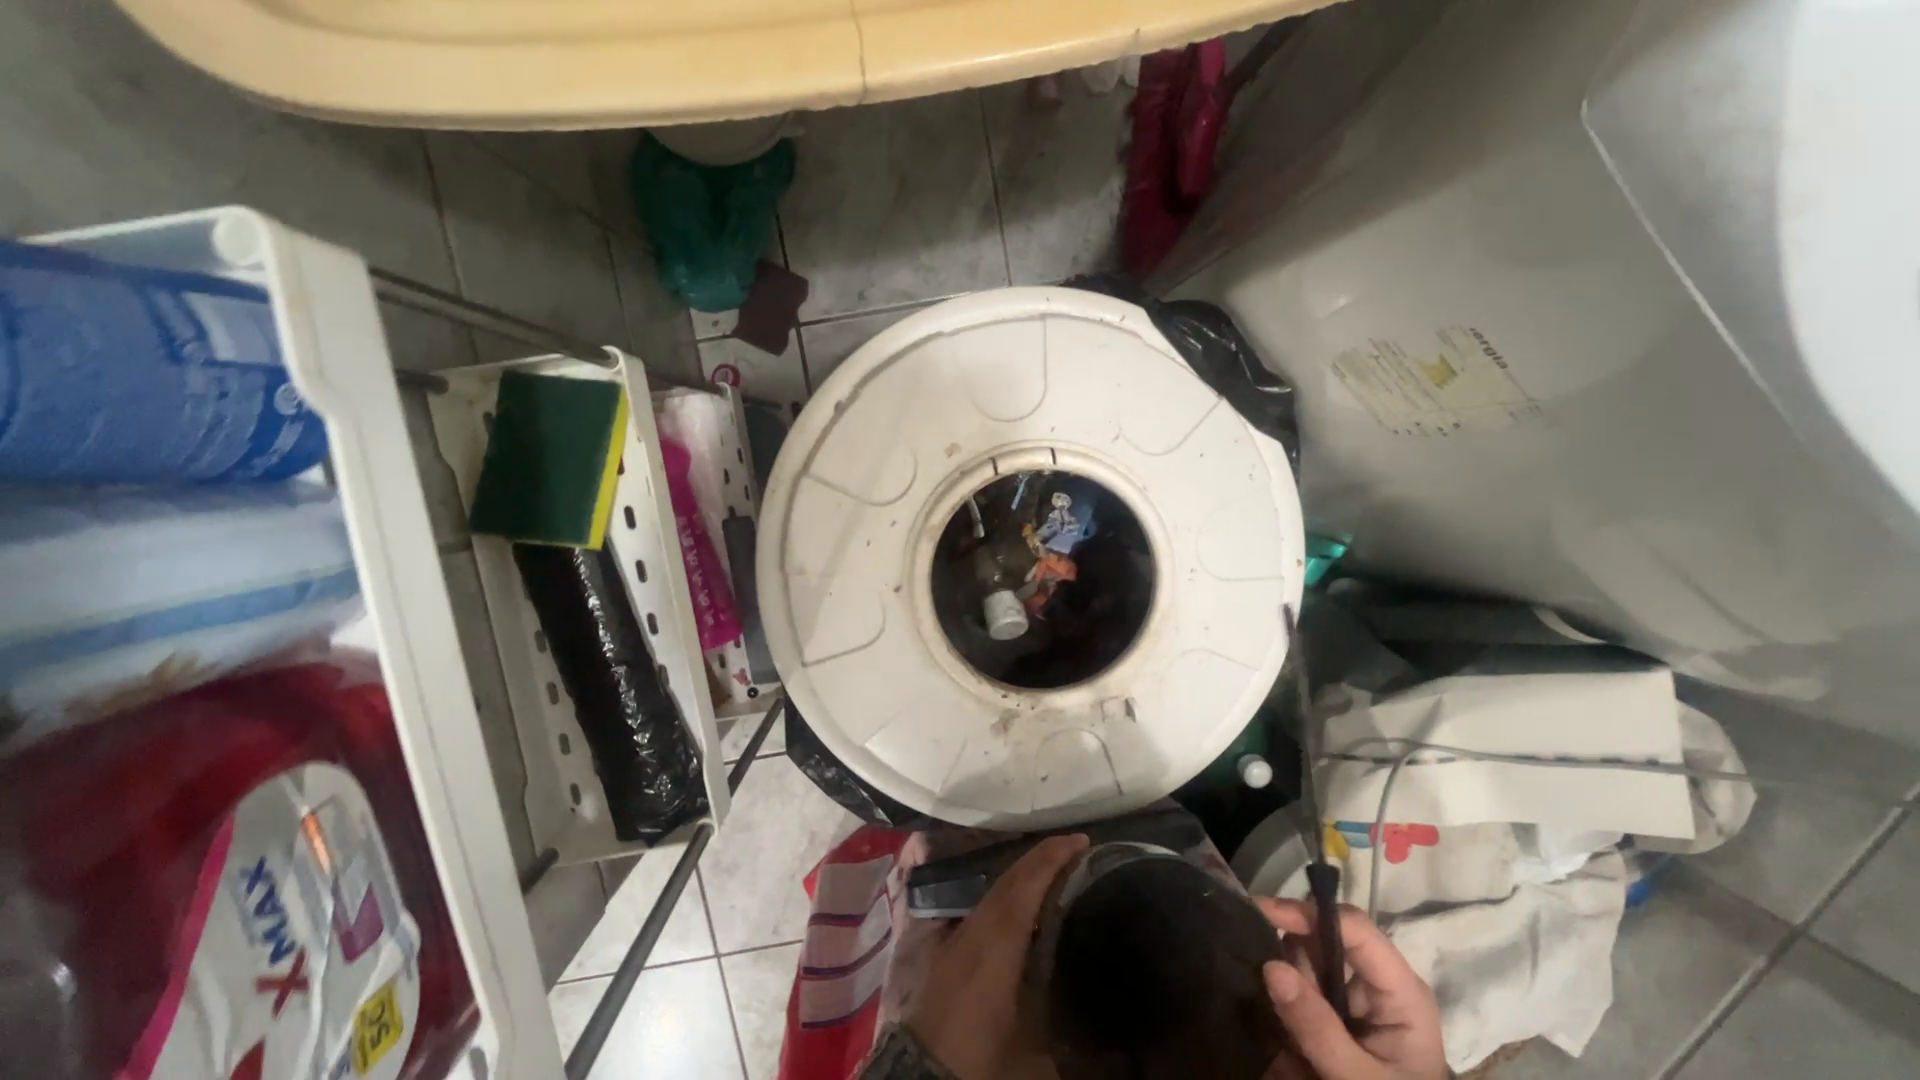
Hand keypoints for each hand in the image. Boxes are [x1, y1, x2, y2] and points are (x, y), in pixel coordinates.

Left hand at [907, 833, 1089, 1078]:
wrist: (919, 1077)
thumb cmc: (979, 1059)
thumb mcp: (1033, 1052)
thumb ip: (1077, 1043)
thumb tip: (1123, 1052)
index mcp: (995, 945)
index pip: (1025, 886)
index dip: (1051, 858)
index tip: (1080, 840)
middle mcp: (974, 931)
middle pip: (1007, 882)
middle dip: (1040, 858)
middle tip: (1074, 848)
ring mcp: (957, 940)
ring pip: (993, 893)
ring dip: (1023, 875)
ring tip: (1054, 870)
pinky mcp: (949, 953)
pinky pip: (984, 908)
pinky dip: (1008, 895)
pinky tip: (1022, 908)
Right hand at [1254, 898, 1447, 1079]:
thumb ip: (1318, 1029)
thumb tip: (1271, 966)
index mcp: (1400, 991)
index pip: (1355, 929)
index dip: (1309, 913)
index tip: (1259, 911)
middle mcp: (1376, 984)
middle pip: (1323, 939)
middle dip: (1287, 951)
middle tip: (1256, 977)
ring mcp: (1352, 999)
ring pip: (1303, 960)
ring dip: (1279, 977)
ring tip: (1268, 1015)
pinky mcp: (1332, 1017)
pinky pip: (1297, 988)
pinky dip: (1278, 997)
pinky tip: (1268, 1018)